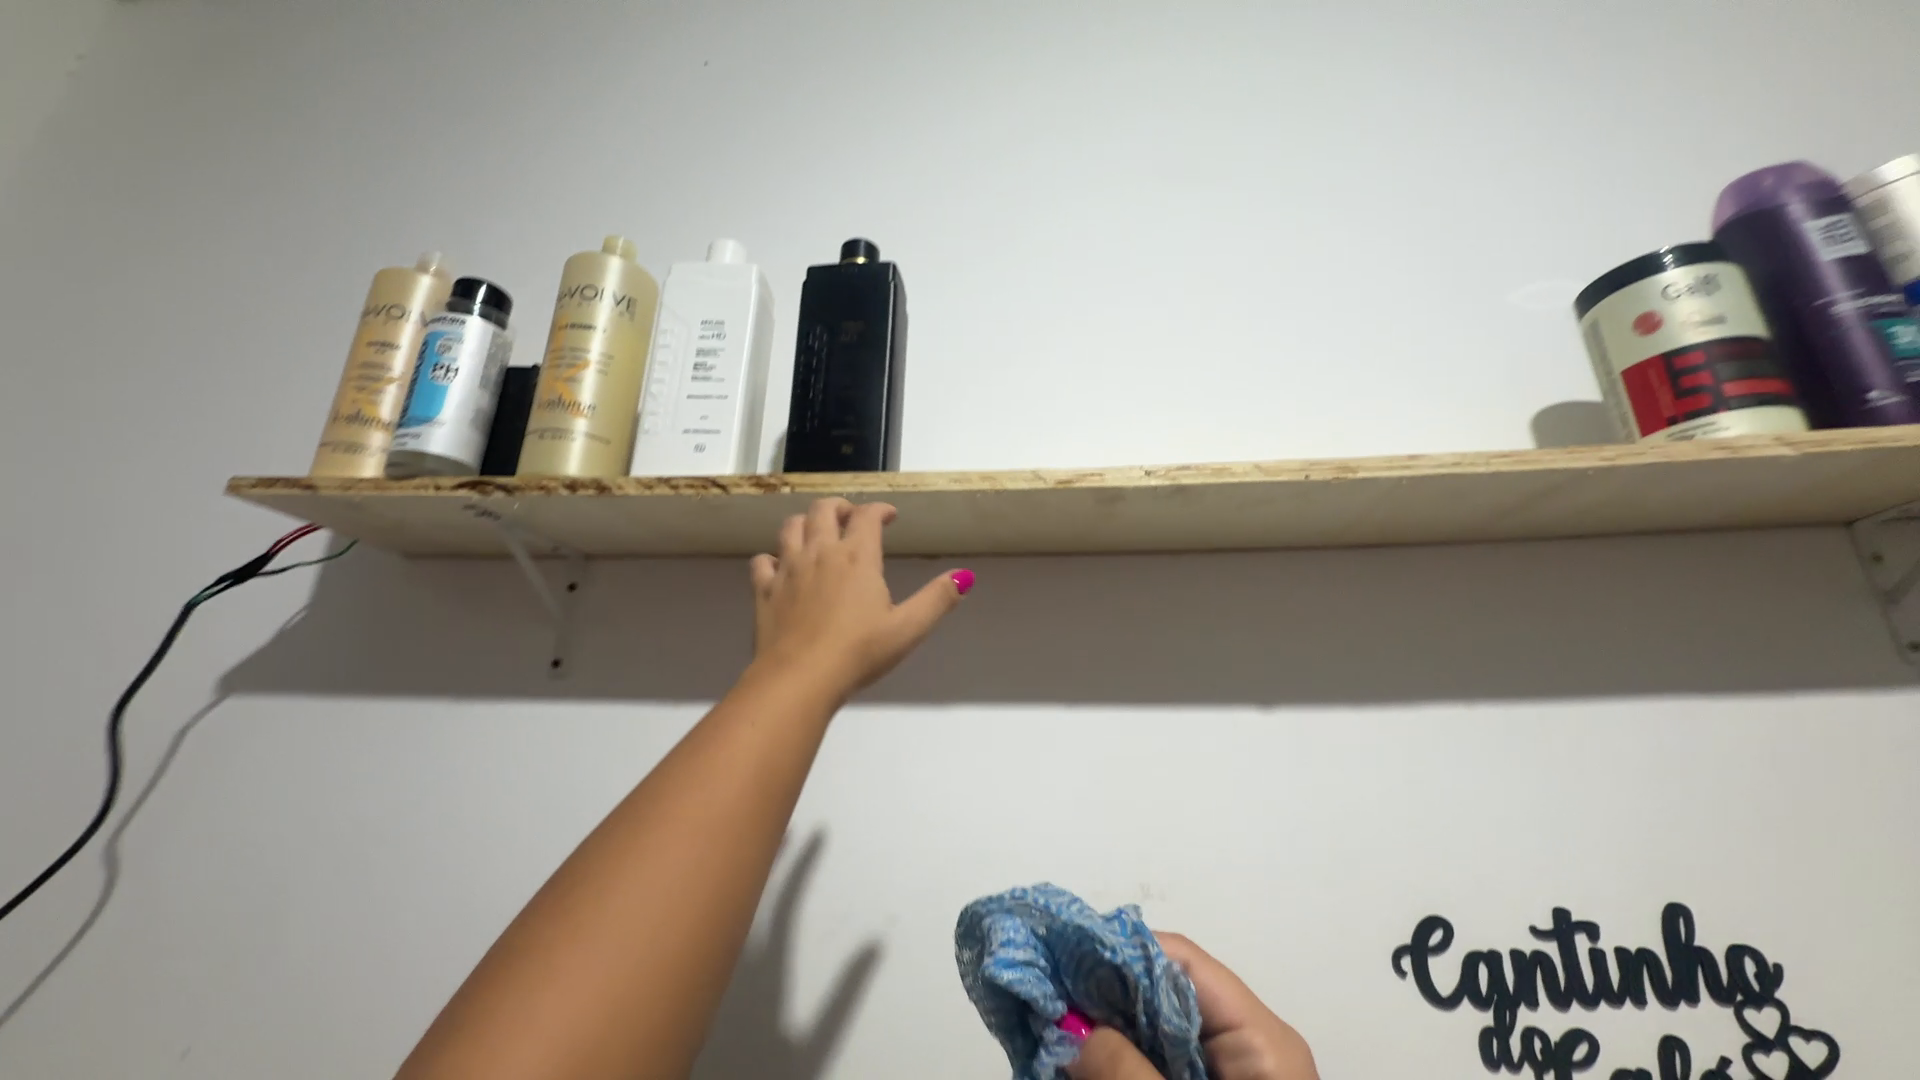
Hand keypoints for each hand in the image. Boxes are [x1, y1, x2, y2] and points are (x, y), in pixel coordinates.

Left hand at [749, 498, 968, 696]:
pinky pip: (762, 561)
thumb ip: (937, 599)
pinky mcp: (764, 590)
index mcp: (857, 557)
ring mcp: (788, 569)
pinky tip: (780, 567)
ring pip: (791, 527)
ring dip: (805, 522)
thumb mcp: (908, 629)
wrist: (800, 678)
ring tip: (816, 532)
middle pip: (823, 510)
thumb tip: (965, 576)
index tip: (889, 516)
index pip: (867, 516)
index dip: (880, 509)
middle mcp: (820, 553)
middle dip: (840, 507)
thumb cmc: (859, 652)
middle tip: (850, 517)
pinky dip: (772, 558)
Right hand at [1066, 932, 1317, 1079]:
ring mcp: (1231, 1069)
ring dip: (1107, 1030)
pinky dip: (1122, 1059)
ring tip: (1056, 1029)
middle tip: (1049, 997)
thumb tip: (1073, 1031)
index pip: (1180, 960)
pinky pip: (1159, 1059)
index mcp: (1260, 1036)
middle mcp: (1248, 1041)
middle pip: (1164, 992)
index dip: (1118, 951)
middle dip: (1105, 995)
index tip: (1062, 957)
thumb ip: (1130, 1073)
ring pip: (1155, 1028)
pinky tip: (1084, 1062)